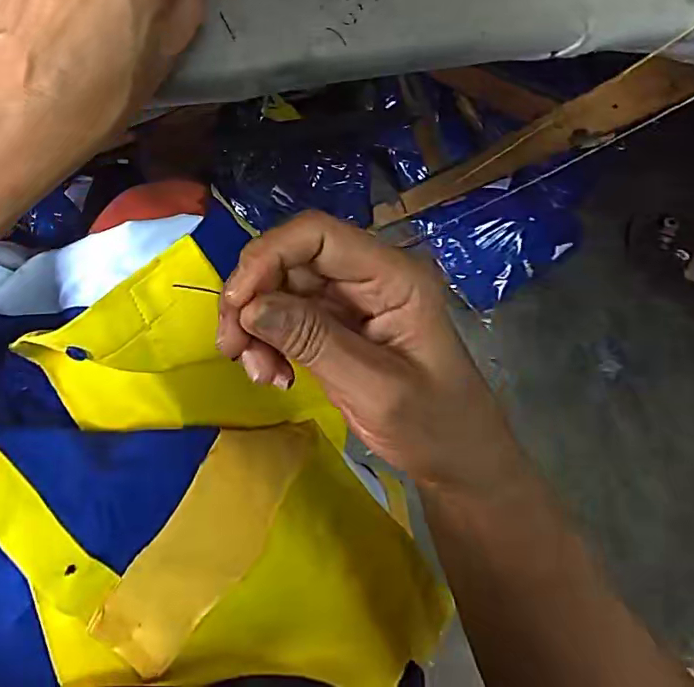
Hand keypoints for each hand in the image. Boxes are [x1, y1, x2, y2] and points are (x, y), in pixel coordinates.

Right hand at [217, 212, 525, 492]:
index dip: (269, 255)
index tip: (237, 303)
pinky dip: (267, 340)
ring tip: (260, 373)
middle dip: (253, 297)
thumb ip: (315, 342)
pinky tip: (273, 375)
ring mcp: (351, 297)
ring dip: (255, 324)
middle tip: (234, 349)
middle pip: (291, 257)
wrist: (459, 459)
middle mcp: (368, 274)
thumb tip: (250, 307)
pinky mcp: (336, 321)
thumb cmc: (436, 425)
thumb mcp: (377, 390)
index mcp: (393, 275)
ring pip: (281, 286)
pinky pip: (286, 314)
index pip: (318, 233)